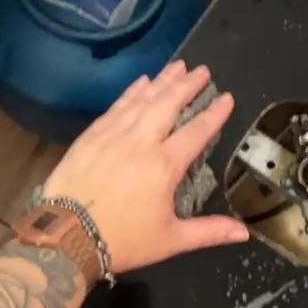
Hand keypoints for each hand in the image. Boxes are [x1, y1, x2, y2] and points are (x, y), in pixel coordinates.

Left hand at [41, 60, 248, 272]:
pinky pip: (116, 107)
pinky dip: (132, 92)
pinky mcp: (91, 136)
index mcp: (164, 166)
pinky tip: (142, 82)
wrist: (64, 238)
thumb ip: (208, 231)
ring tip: (177, 66)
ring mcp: (113, 135)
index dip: (214, 114)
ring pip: (142, 100)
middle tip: (202, 70)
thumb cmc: (122, 241)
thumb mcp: (170, 240)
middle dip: (187, 85)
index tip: (227, 98)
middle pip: (168, 104)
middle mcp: (140, 142)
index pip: (196, 132)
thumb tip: (244, 233)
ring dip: (162, 81)